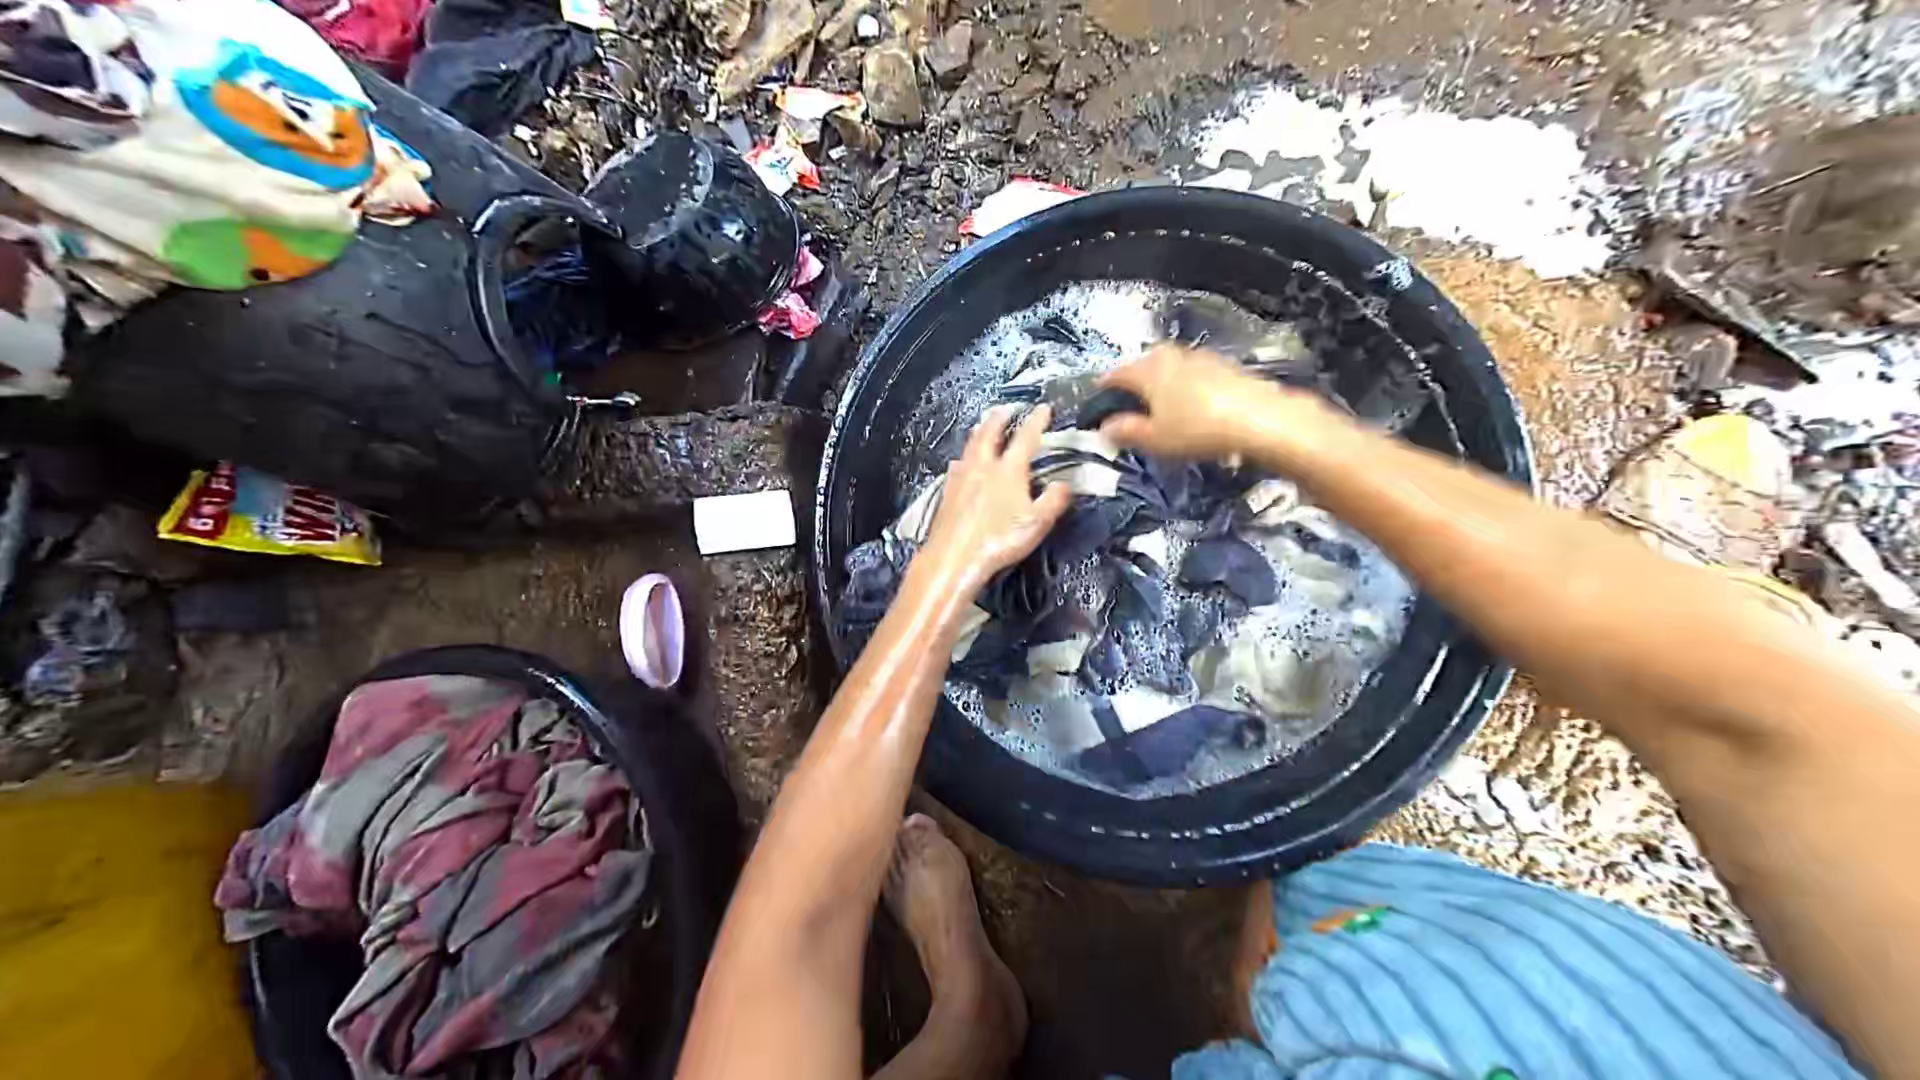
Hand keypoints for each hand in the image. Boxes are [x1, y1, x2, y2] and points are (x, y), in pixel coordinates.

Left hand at [917, 404, 1072, 592]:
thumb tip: (1065, 483)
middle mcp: (983, 466)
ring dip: (980, 431)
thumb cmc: (999, 540)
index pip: (1026, 438)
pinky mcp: (947, 491)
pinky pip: (958, 464)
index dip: (1037, 421)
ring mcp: (961, 477)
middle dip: (999, 417)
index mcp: (1008, 470)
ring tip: (984, 425)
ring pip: (971, 445)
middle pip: (990, 433)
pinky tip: (962, 461)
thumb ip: (1054, 500)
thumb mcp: (1037, 523)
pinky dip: (965, 455)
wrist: (954, 557)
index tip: (1044, 408)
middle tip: (1006, 408)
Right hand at [1097, 343, 1345, 462]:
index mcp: (1148, 370)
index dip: (1105, 386)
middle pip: (1145, 364)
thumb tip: (1105, 428)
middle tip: (1130, 400)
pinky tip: (1191, 403)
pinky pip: (1193, 373)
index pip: (1117, 374)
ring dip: (1163, 381)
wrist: (1259, 419)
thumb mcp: (1154, 438)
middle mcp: (1171, 355)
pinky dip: (1185, 385)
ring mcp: (1200, 357)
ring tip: (1160, 402)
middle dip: (1135, 380)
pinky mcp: (1225, 366)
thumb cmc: (1196, 429)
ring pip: (1171, 367)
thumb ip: (1126, 431)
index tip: (1097, 395)